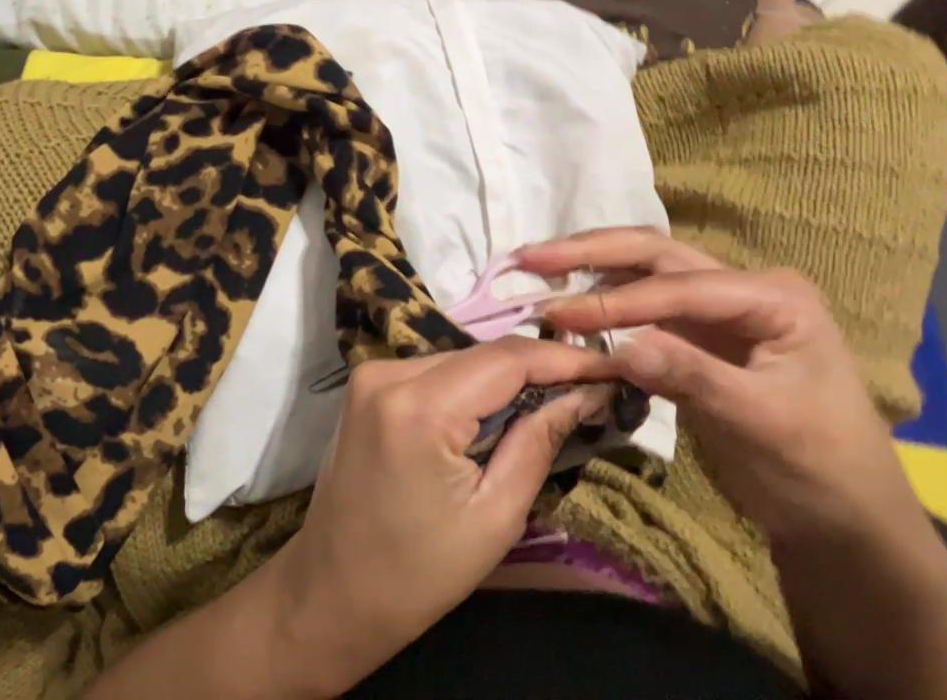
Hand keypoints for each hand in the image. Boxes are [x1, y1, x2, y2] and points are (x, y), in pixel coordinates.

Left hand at [270, 337, 619, 692]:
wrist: (331, 592)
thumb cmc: (417, 573)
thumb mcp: (495, 515)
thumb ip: (538, 441)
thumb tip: (584, 394)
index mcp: (418, 407)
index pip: (507, 358)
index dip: (566, 359)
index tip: (614, 368)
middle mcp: (388, 374)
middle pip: (482, 354)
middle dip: (541, 369)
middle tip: (594, 390)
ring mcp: (371, 377)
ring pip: (460, 360)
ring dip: (507, 379)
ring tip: (558, 402)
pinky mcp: (366, 389)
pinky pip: (435, 374)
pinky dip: (472, 388)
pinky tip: (503, 413)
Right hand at [516, 228, 923, 546]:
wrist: (843, 517)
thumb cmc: (818, 467)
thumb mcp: (760, 422)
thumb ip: (693, 376)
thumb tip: (621, 348)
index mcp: (773, 296)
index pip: (681, 287)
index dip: (616, 301)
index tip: (558, 313)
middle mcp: (744, 288)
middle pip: (657, 256)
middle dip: (592, 253)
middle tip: (531, 257)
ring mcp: (720, 312)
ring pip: (646, 274)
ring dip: (592, 270)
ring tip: (537, 269)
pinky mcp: (699, 338)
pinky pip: (644, 312)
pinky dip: (605, 307)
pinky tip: (570, 310)